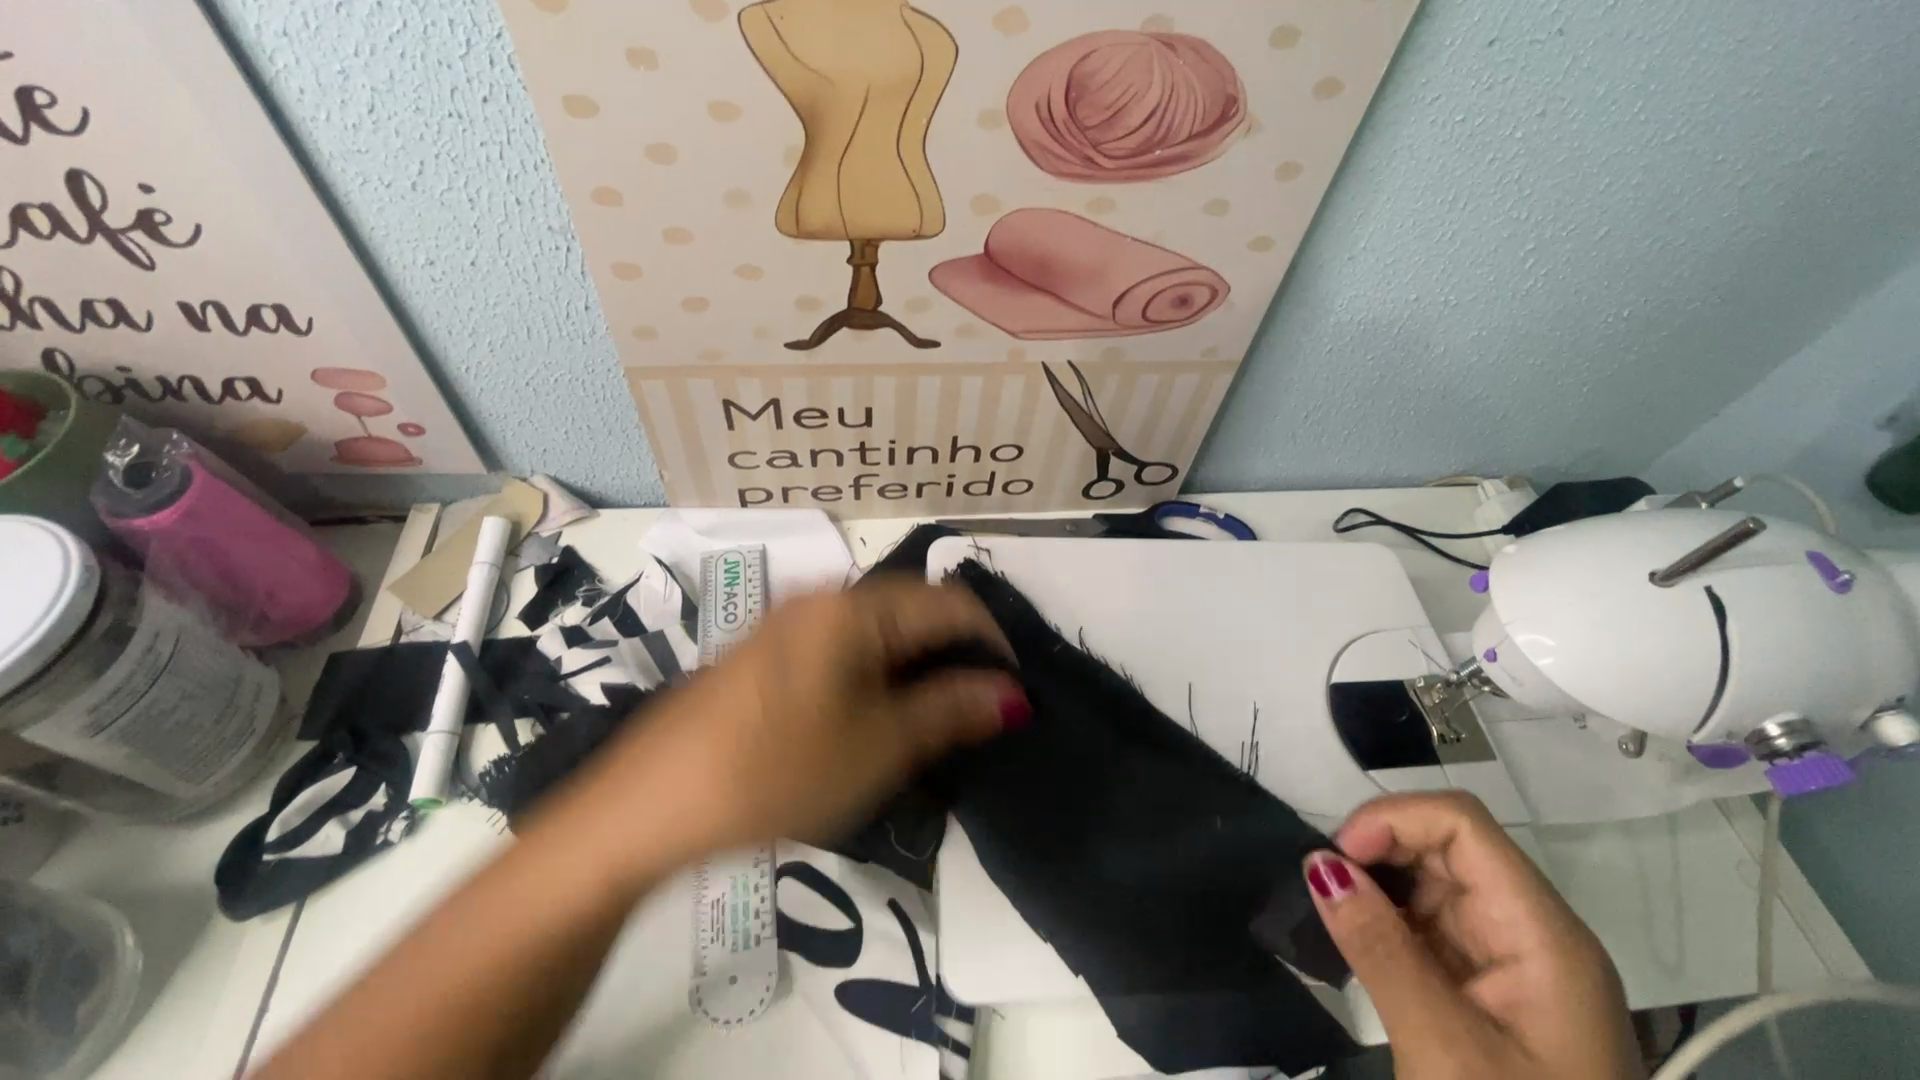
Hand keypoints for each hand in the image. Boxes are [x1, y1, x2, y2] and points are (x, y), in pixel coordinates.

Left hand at [605, 579, 1024, 858]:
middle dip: (954, 655)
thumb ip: (949, 712)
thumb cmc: (775, 771)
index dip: (993, 642)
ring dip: (914, 668)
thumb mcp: (877, 747)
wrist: (647, 806)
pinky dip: (873, 675)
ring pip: (874, 633)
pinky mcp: (761, 657)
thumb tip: (1012, 693)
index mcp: (851, 608)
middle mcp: (818, 599)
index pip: (949, 602)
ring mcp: (784, 626)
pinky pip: (839, 650)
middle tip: (979, 713)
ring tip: (932, 723)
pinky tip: (872, 720)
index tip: (1016, 695)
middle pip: (911, 611)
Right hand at [1304, 793, 1641, 1079]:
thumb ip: (1381, 950)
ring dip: (1377, 886)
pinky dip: (1386, 923)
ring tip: (1331, 919)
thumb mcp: (1443, 1051)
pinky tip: (1356, 945)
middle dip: (1378, 850)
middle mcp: (1533, 932)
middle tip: (1320, 891)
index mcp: (1542, 935)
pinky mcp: (1491, 989)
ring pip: (1435, 883)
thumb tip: (1318, 863)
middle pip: (1450, 845)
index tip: (1332, 861)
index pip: (1463, 826)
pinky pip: (1432, 927)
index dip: (1392, 820)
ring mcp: (1513, 961)